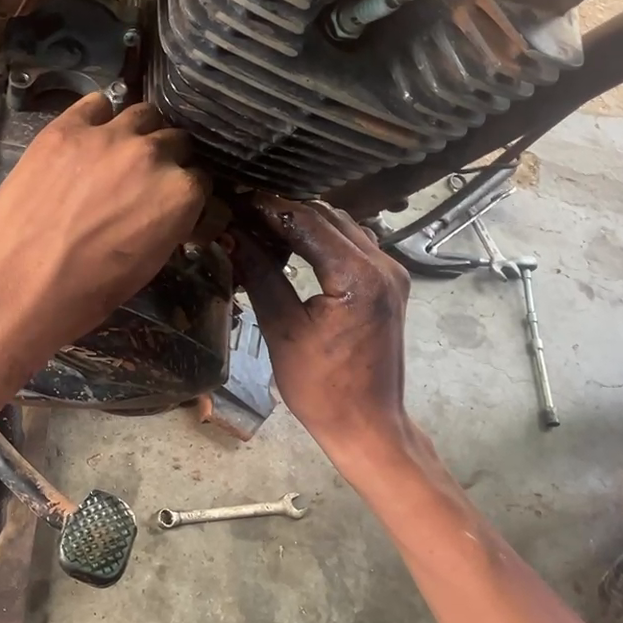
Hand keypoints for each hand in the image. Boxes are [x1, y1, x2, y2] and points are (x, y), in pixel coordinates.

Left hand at [0, 94, 207, 352]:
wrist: (19, 285)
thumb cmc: (86, 293)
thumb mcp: (147, 266)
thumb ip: (168, 227)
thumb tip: (170, 216)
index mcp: (181, 195)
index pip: (201, 181)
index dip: (189, 196)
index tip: (177, 207)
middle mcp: (152, 155)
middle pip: (176, 142)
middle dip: (168, 162)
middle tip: (145, 182)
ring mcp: (107, 136)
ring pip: (143, 115)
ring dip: (140, 133)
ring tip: (122, 153)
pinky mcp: (65, 128)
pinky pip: (94, 105)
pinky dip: (98, 117)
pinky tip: (89, 135)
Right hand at [231, 196, 417, 469]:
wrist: (366, 424)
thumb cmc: (321, 387)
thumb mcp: (282, 329)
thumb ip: (260, 275)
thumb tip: (231, 235)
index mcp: (358, 275)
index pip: (306, 220)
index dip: (266, 207)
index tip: (232, 199)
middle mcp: (383, 265)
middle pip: (327, 216)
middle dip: (283, 211)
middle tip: (240, 212)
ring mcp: (391, 274)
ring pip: (342, 227)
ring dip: (302, 223)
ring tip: (259, 227)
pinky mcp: (389, 285)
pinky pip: (353, 245)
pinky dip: (321, 239)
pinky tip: (291, 247)